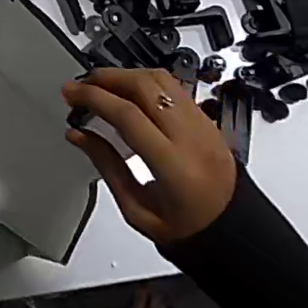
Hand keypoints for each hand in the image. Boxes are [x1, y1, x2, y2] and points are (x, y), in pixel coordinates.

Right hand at [63, 68, 238, 243]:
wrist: (236, 233)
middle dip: (105, 78)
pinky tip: (127, 90)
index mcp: (174, 167)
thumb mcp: (138, 210)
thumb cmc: (192, 231)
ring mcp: (202, 125)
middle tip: (81, 85)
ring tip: (101, 84)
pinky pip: (173, 86)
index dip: (93, 97)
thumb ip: (106, 166)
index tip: (71, 93)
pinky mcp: (206, 119)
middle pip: (144, 86)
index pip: (127, 114)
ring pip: (160, 79)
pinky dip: (144, 81)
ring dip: (125, 75)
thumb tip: (79, 134)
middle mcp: (192, 139)